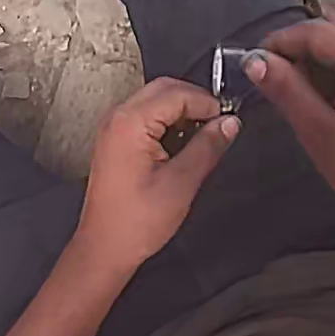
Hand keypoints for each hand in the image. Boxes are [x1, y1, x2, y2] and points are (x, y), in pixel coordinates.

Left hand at [74, 78, 239, 272]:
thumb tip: (229, 123)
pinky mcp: (115, 139)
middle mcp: (117, 117)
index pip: (177, 93)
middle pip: (164, 88)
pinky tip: (183, 142)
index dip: (207, 103)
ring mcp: (113, 127)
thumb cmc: (136, 222)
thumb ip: (208, 146)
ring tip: (204, 134)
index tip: (228, 119)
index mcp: (130, 123)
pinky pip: (145, 114)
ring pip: (155, 98)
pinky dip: (167, 120)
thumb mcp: (181, 182)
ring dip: (181, 109)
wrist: (105, 247)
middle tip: (219, 122)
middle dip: (195, 100)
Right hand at [245, 10, 334, 240]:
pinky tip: (330, 89)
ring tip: (300, 85)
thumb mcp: (323, 136)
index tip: (255, 60)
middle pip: (333, 25)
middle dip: (299, 45)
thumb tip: (256, 62)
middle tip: (274, 74)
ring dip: (320, 52)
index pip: (316, 31)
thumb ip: (288, 91)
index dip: (279, 42)